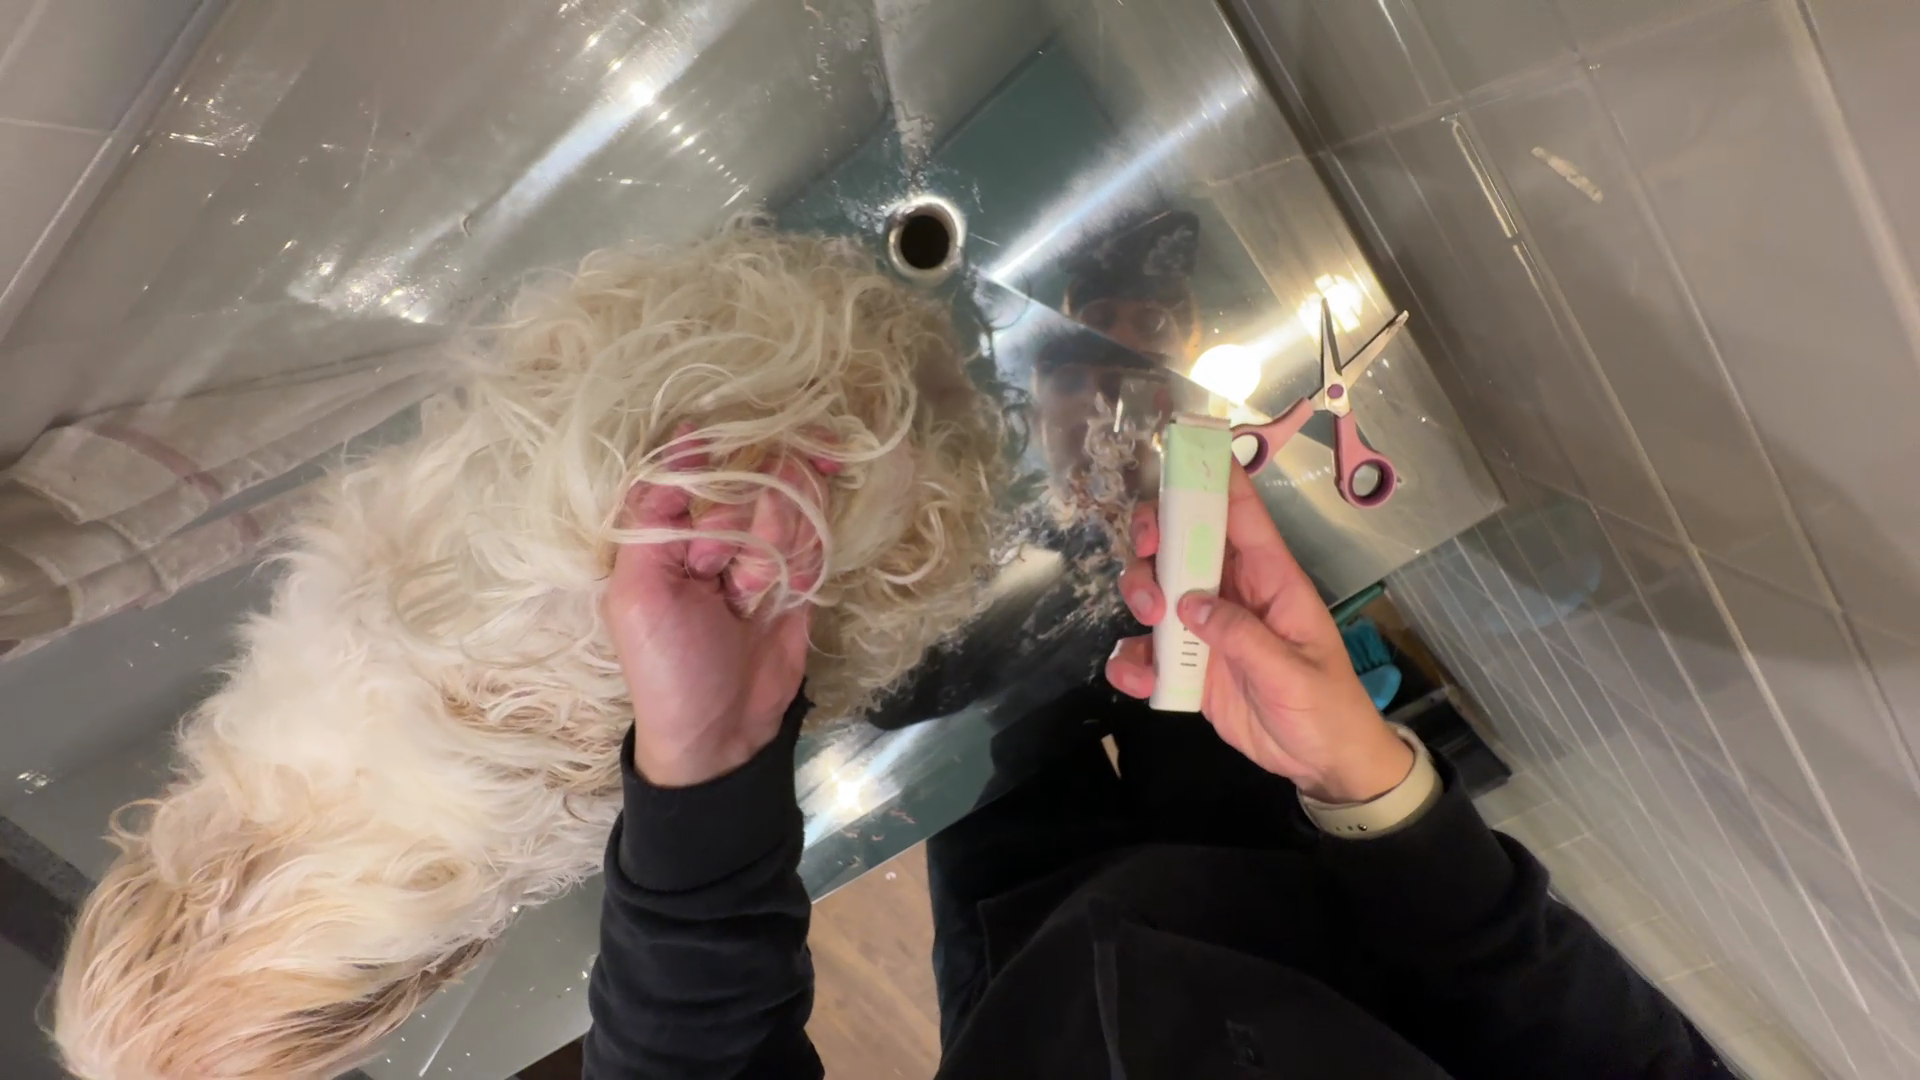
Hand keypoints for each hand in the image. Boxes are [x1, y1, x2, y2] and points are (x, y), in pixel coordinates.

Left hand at [601, 442, 833, 787]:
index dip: (728, 487)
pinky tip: (788, 599)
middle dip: (753, 534)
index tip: (722, 534)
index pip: (714, 464)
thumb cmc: (669, 665)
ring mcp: (765, 542)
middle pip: (765, 478)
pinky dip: (807, 566)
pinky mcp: (802, 565)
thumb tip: (688, 434)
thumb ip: (652, 510)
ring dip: (781, 554)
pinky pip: (818, 536)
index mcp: (670, 523)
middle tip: (725, 587)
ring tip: (752, 601)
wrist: (726, 729)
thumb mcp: (639, 592)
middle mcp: (719, 522)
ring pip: (797, 505)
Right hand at [1104, 463, 1411, 802]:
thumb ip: (1243, 637)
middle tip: (1147, 555)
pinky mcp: (1186, 662)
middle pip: (1181, 541)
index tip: (1178, 454)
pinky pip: (1145, 648)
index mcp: (1269, 580)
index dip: (1213, 478)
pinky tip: (1137, 678)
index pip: (1241, 515)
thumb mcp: (1294, 674)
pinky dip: (1131, 659)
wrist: (1321, 764)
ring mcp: (1204, 625)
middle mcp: (1230, 591)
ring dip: (1138, 594)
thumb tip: (1188, 604)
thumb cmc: (1326, 710)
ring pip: (1154, 586)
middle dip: (1154, 537)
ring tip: (1148, 624)